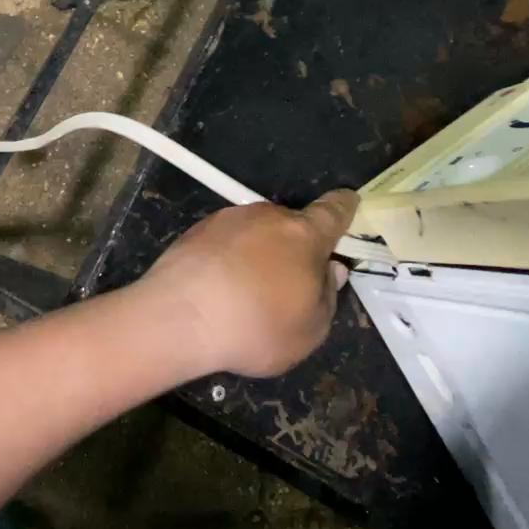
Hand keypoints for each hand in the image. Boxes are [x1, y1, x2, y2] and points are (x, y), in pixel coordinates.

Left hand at [138, 191, 358, 377]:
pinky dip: (229, 258)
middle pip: (289, 226)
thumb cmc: (257, 326)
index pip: (331, 213)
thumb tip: (330, 269)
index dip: (342, 207)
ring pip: (255, 233)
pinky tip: (219, 288)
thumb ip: (327, 296)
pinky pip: (225, 242)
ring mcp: (227, 219)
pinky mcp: (196, 230)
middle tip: (288, 283)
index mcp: (303, 235)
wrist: (180, 315)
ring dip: (258, 253)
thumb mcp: (311, 329)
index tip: (348, 199)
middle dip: (293, 247)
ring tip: (248, 293)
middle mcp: (266, 216)